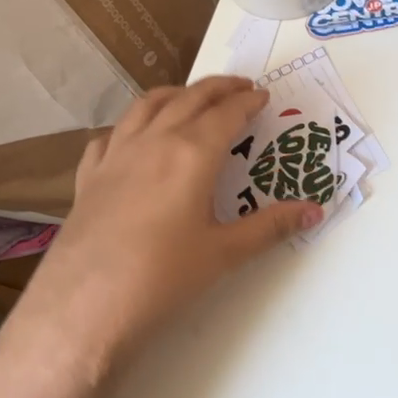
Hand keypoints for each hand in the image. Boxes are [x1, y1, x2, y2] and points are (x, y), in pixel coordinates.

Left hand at [35, 76, 322, 345]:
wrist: (81, 312)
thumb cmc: (161, 280)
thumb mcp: (224, 254)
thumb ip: (271, 227)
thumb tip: (316, 210)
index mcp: (192, 153)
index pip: (227, 113)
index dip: (248, 101)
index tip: (263, 95)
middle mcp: (154, 142)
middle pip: (190, 99)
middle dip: (218, 88)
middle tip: (240, 86)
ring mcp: (116, 156)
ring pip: (147, 106)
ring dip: (175, 93)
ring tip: (191, 95)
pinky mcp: (88, 178)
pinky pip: (110, 135)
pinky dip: (129, 125)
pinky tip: (133, 137)